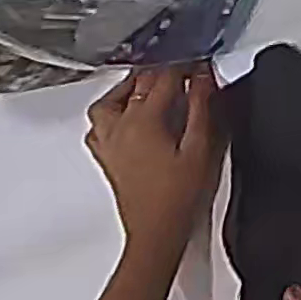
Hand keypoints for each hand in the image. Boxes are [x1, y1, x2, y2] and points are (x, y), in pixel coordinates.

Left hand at [84, 64, 223, 264]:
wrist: (157, 235)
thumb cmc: (178, 196)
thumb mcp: (200, 146)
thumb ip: (201, 106)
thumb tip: (202, 78)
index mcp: (145, 121)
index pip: (165, 78)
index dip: (186, 66)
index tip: (200, 65)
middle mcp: (121, 128)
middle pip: (138, 83)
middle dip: (162, 71)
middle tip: (184, 70)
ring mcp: (110, 143)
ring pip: (109, 101)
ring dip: (129, 87)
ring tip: (150, 84)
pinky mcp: (107, 158)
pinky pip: (98, 125)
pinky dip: (111, 112)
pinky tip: (126, 114)